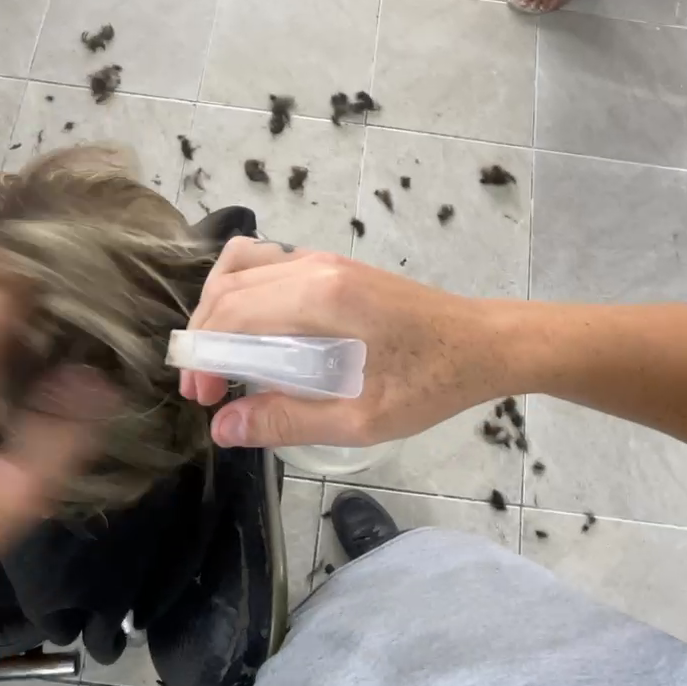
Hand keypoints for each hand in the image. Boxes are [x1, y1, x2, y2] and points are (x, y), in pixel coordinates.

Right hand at [179, 239, 496, 448]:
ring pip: (242, 265)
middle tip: (207, 387)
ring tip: (221, 356)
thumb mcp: (362, 418)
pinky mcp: (333, 264)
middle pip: (228, 284)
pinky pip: (267, 265)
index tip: (203, 399)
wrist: (483, 342)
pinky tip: (254, 334)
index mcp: (320, 298)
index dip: (203, 356)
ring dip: (218, 308)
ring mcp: (324, 259)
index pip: (231, 314)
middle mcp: (314, 266)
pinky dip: (243, 294)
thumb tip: (224, 426)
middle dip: (203, 334)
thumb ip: (288, 420)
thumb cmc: (431, 383)